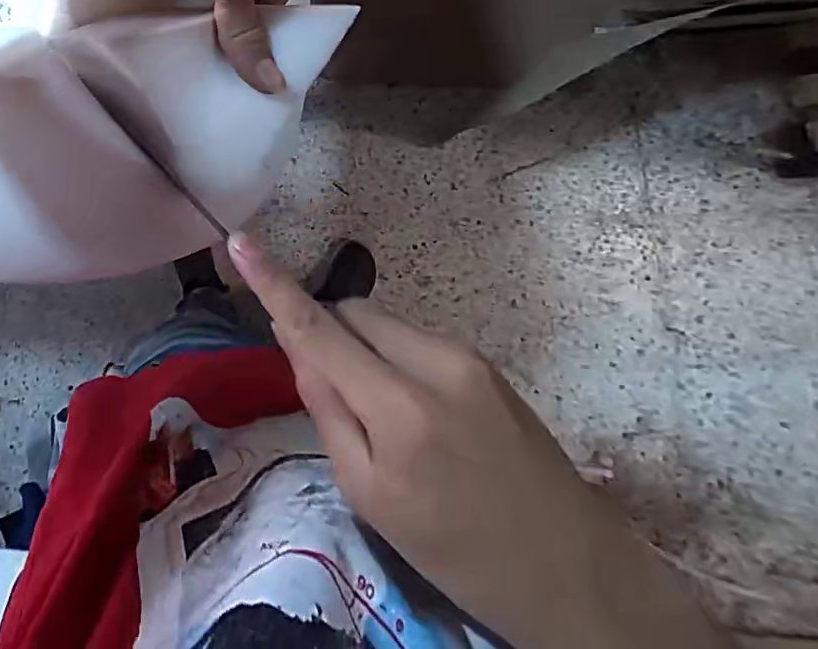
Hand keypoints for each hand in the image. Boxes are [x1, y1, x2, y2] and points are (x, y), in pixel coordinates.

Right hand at [228, 234, 730, 648]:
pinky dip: (393, 358)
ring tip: (385, 417)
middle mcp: (434, 363)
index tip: (240, 241)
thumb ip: (326, 410)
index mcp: (399, 410)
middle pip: (349, 314)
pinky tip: (418, 414)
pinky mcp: (485, 360)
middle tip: (334, 396)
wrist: (577, 575)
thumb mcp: (370, 495)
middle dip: (327, 335)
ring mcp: (466, 356)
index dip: (272, 283)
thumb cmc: (457, 552)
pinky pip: (413, 338)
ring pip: (381, 323)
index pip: (317, 329)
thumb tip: (295, 342)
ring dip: (362, 349)